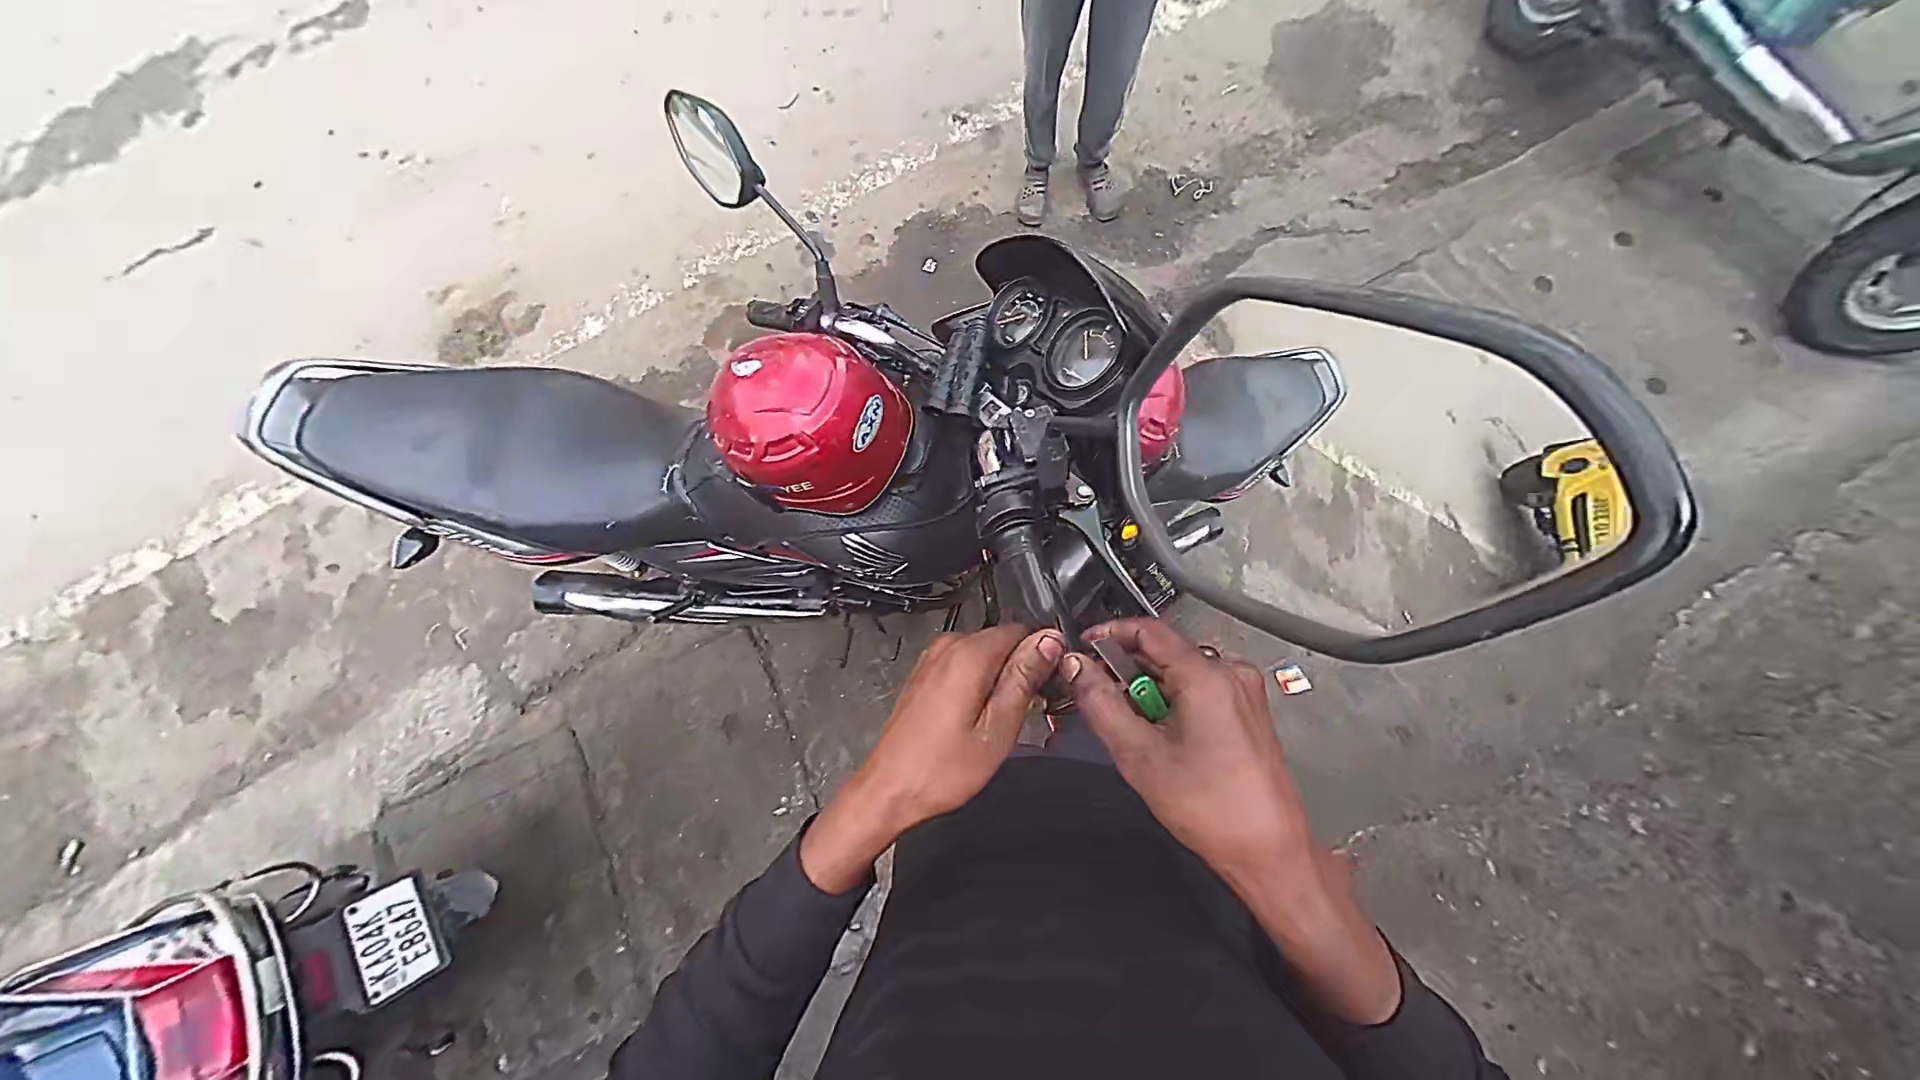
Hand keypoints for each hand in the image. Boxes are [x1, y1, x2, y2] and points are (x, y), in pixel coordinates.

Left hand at [800, 624, 1063, 892]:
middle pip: (1002, 640)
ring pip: (984, 654)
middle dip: (1020, 667)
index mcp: (968, 655)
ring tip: (997, 720)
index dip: (1042, 654)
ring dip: (999, 679)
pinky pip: (964, 666)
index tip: (1047, 681)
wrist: (890, 790)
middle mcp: (947, 648)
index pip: (1022, 630)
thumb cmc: (938, 770)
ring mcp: (933, 660)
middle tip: (1025, 708)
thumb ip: (1024, 678)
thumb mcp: (998, 727)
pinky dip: (978, 685)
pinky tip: (976, 718)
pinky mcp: (926, 675)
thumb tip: (1048, 643)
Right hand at [1064, 618, 1312, 876]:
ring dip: (1147, 691)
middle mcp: (1231, 676)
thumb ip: (1100, 703)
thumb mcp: (1139, 754)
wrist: (1268, 853)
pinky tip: (1164, 739)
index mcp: (1208, 677)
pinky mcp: (1244, 710)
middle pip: (1162, 651)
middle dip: (1126, 671)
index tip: (1085, 648)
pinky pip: (1196, 689)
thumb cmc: (1216, 812)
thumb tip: (1078, 668)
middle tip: (1103, 699)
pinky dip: (1170, 703)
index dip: (1108, 634)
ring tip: (1140, 732)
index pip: (1148, 629)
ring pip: (1177, 672)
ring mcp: (1241, 692)